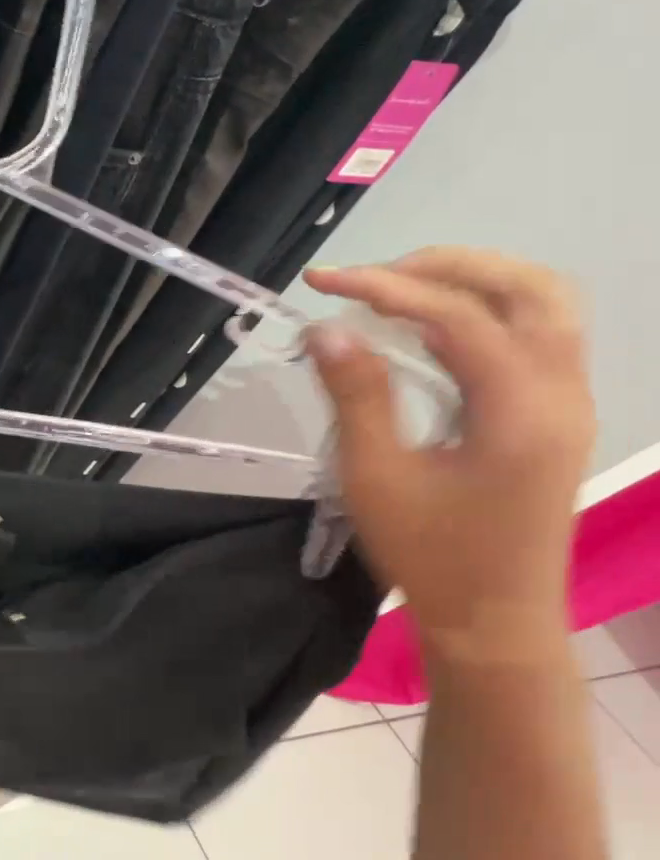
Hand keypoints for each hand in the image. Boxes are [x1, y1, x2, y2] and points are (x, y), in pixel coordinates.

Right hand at [304, 249, 593, 663]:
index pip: (462, 317)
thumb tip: (326, 328)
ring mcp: (565, 405)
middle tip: (369, 277)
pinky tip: (420, 328)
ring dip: (470, 283)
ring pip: (544, 308)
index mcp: (521, 413)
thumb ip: (357, 395)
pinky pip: (531, 337)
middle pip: (533, 291)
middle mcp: (561, 397)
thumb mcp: (376, 475)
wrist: (493, 617)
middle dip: (448, 267)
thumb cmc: (429, 551)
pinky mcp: (551, 415)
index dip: (387, 287)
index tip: (319, 282)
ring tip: (392, 291)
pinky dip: (478, 312)